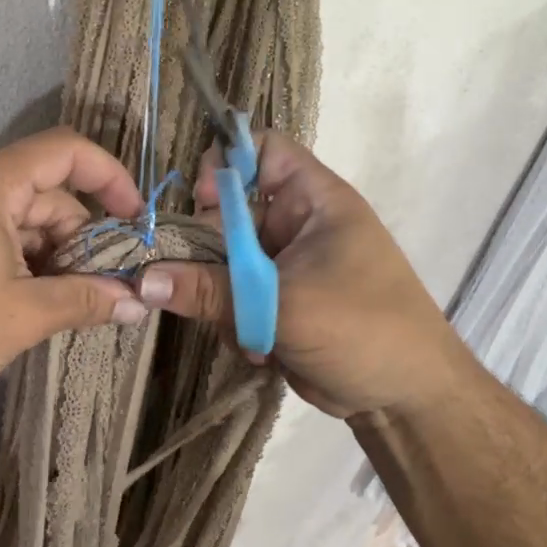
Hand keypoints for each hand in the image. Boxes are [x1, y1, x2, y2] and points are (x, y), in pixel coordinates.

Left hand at [0, 127, 149, 398]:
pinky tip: (30, 307)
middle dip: (82, 238)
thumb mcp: (19, 314)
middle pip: (45, 194)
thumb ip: (83, 300)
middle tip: (106, 289)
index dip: (110, 178)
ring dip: (51, 259)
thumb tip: (137, 302)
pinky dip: (19, 267)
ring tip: (71, 307)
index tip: (136, 222)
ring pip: (19, 224)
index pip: (65, 151)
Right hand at [139, 131, 470, 417]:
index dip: (225, 164)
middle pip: (227, 212)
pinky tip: (255, 348)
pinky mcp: (274, 302)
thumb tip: (142, 279)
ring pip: (221, 261)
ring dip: (219, 296)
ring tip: (240, 328)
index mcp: (314, 201)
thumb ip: (208, 290)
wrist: (404, 398)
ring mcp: (284, 265)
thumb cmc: (362, 331)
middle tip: (198, 284)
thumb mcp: (280, 307)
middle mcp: (296, 225)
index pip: (262, 149)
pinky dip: (232, 321)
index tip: (200, 202)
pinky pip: (230, 297)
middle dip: (207, 250)